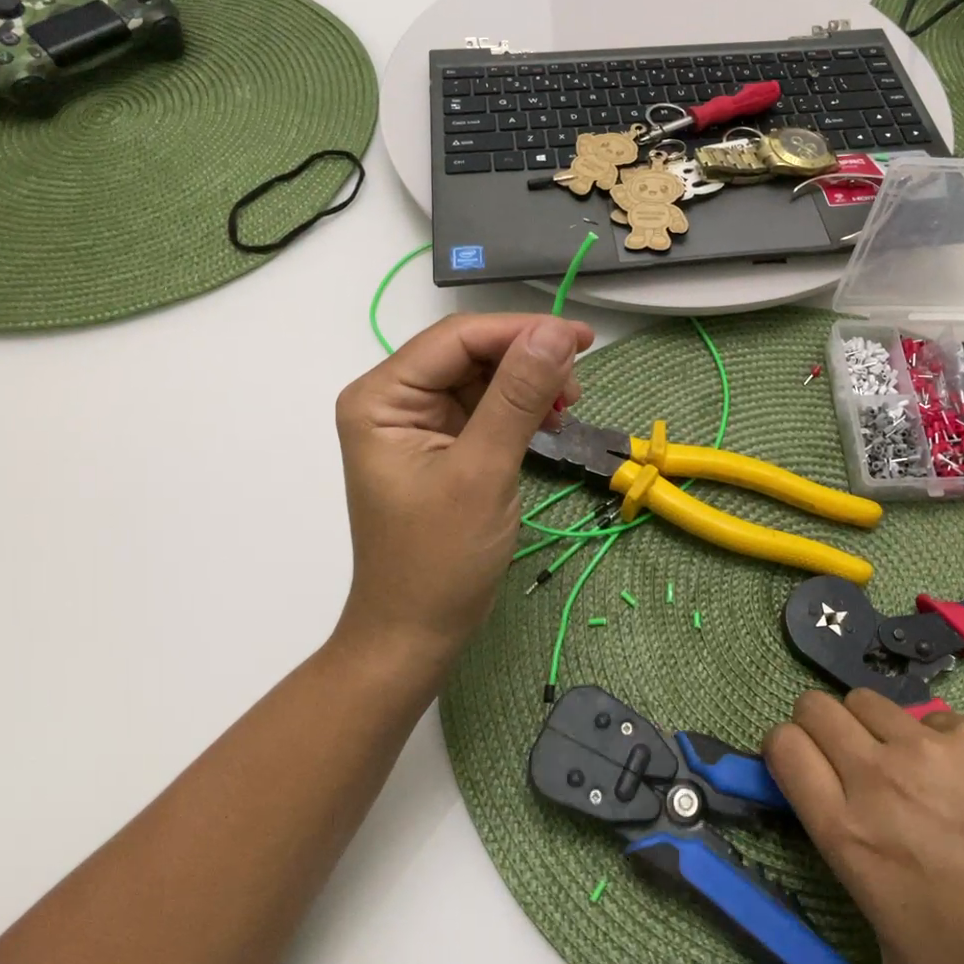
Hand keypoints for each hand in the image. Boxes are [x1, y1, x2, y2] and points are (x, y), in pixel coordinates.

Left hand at [335, 313, 593, 655]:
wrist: (417, 632)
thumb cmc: (439, 559)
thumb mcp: (482, 472)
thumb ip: (517, 397)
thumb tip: (555, 332)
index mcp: (382, 398)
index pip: (456, 339)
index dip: (520, 331)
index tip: (581, 339)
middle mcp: (393, 401)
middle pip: (470, 354)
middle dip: (527, 361)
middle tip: (578, 387)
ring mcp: (417, 424)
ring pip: (483, 379)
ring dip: (529, 386)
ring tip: (567, 409)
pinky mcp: (442, 447)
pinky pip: (487, 409)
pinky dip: (521, 411)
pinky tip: (549, 424)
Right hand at [763, 690, 963, 963]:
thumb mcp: (893, 949)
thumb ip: (852, 884)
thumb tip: (841, 848)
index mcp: (847, 833)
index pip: (781, 746)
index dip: (784, 751)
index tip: (802, 769)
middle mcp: (877, 776)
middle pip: (813, 706)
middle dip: (818, 727)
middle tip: (843, 759)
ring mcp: (928, 746)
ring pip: (865, 700)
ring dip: (870, 727)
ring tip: (901, 763)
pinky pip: (930, 718)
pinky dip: (933, 740)